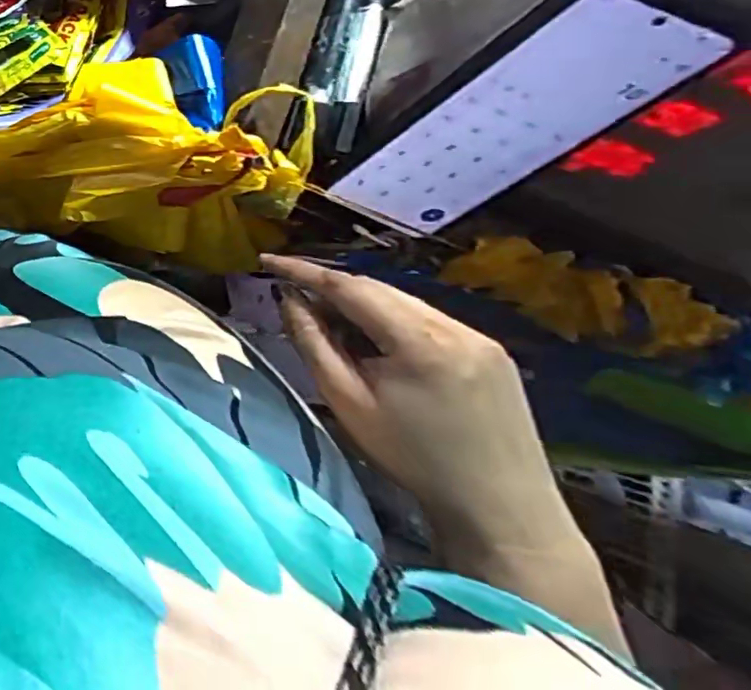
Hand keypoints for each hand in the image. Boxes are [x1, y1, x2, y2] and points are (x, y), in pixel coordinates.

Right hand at [261, 255, 575, 557]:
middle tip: (288, 288)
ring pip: (402, 301)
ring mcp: (481, 339)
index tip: (266, 260)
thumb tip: (289, 298)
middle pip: (378, 289)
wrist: (502, 508)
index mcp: (421, 341)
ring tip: (323, 312)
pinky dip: (388, 316)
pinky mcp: (492, 353)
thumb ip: (312, 341)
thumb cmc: (411, 456)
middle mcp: (457, 328)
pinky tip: (370, 334)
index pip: (349, 287)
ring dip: (358, 300)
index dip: (302, 270)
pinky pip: (426, 318)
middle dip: (329, 284)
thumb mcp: (345, 398)